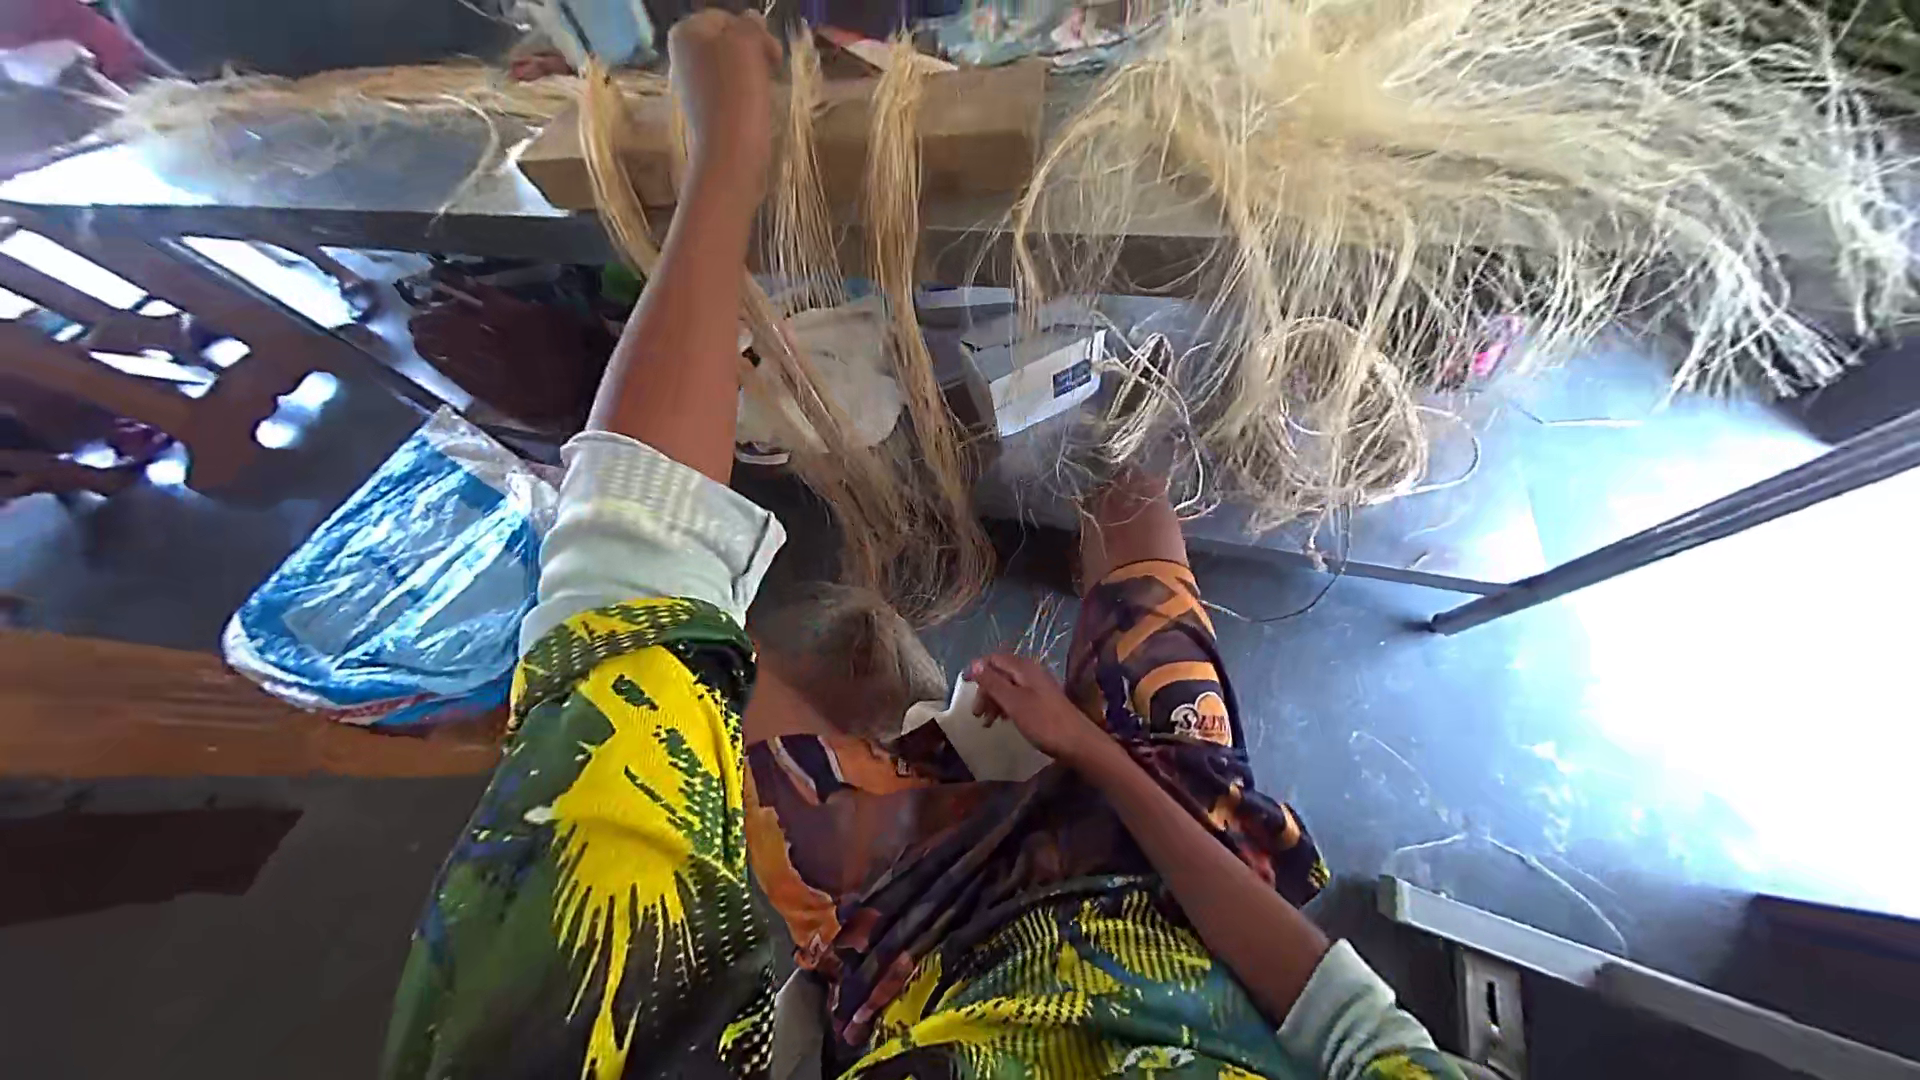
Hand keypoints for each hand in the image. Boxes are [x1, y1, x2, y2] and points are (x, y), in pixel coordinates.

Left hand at [668, 10, 780, 200]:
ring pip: (730, 72)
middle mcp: (683, 57)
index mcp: (686, 32)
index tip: (774, 55)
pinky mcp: (707, 116)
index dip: (754, 32)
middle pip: (727, 45)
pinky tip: (755, 112)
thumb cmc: (737, 95)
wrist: (731, 156)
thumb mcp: (746, 45)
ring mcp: (694, 89)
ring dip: (752, 79)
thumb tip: (753, 19)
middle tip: (772, 72)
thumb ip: (750, 25)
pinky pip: (730, 97)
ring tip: (764, 94)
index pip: (726, 18)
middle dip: (753, 55)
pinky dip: (745, 101)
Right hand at [967, 653, 1116, 769]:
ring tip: (986, 722)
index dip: (977, 670)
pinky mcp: (1043, 701)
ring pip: (1008, 686)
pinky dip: (1006, 706)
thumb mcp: (1013, 702)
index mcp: (1023, 667)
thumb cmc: (1043, 722)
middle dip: (985, 690)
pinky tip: (1003, 720)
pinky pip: (1017, 697)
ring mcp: (1038, 686)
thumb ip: (993, 682)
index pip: (993, 659)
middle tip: (976, 713)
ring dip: (993, 701)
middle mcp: (1031, 671)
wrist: (1078, 743)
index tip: (963, 686)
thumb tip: (974, 663)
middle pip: (999, 673)